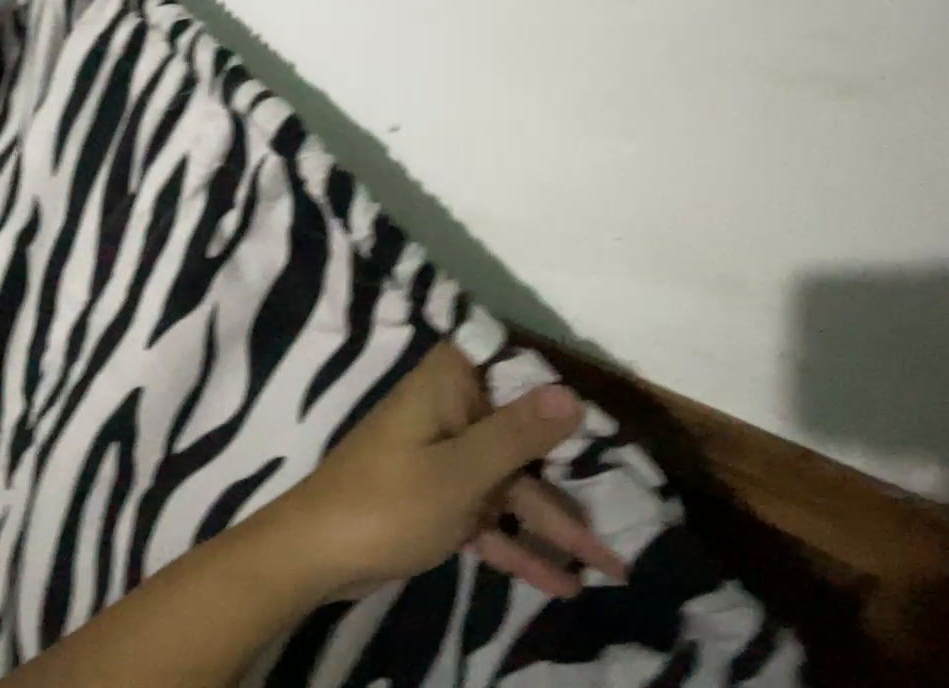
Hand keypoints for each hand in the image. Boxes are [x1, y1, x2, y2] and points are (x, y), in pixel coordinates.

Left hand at [262, 341, 628, 599]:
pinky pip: (486, 517)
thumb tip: (569, 392)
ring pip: (507, 483)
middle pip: (516, 432)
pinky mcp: (433, 503)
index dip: (545, 377)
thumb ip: (515, 434)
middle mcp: (443, 417)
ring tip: (617, 569)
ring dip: (554, 523)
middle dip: (568, 469)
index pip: (499, 360)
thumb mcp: (460, 472)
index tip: (598, 404)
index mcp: (442, 391)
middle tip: (631, 502)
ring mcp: (438, 462)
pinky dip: (517, 546)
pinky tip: (564, 587)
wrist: (318, 554)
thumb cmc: (389, 502)